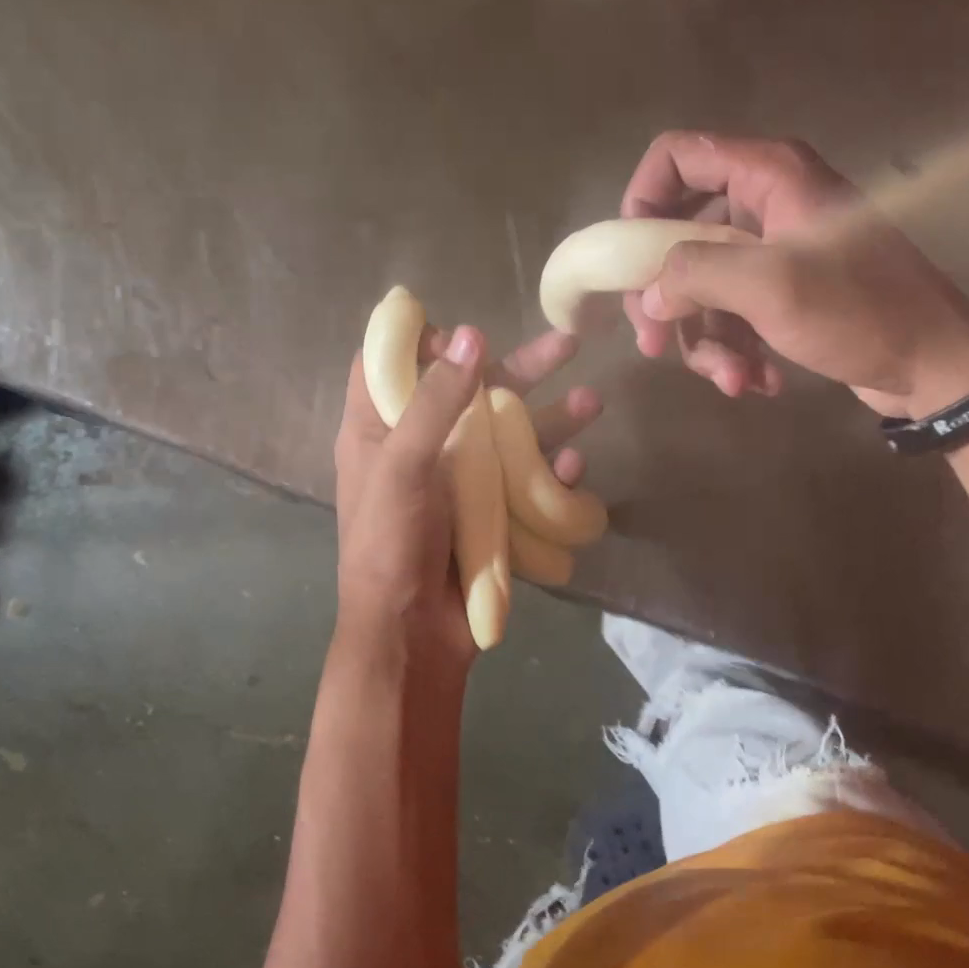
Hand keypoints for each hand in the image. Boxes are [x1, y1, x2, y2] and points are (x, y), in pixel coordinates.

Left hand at [334, 327, 600, 668]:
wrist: (412, 633)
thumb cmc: (390, 543)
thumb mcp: (401, 465)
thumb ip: (434, 402)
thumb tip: (470, 336)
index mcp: (376, 430)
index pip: (387, 366)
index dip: (418, 342)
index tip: (462, 334)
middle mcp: (418, 447)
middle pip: (466, 392)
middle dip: (515, 369)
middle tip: (566, 344)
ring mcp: (458, 480)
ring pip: (507, 434)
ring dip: (550, 418)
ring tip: (592, 404)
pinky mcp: (490, 511)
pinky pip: (524, 481)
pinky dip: (551, 472)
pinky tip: (576, 468)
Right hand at [620, 132, 968, 417]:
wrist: (935, 364)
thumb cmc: (858, 311)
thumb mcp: (768, 287)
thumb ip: (693, 274)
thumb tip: (649, 294)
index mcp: (768, 175)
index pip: (676, 156)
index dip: (640, 201)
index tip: (628, 261)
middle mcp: (766, 201)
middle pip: (677, 233)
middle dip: (665, 297)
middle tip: (654, 345)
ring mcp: (774, 249)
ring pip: (700, 285)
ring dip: (704, 339)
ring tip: (732, 379)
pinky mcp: (782, 289)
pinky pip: (729, 311)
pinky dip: (733, 350)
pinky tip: (756, 380)